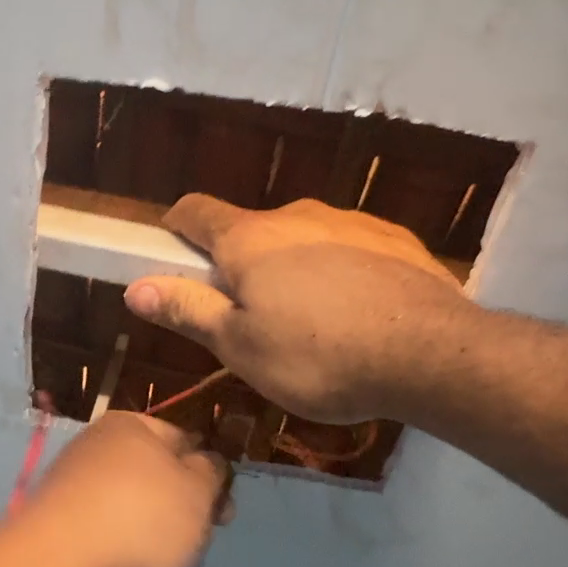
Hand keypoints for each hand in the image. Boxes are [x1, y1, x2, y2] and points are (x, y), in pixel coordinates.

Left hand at [26, 412, 232, 566]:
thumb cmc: (141, 517)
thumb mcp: (198, 487)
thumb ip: (212, 473)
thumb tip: (205, 464)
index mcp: (125, 429)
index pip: (179, 439)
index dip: (208, 472)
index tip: (226, 506)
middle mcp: (97, 461)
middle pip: (160, 491)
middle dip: (184, 524)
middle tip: (199, 542)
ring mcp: (79, 510)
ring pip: (142, 533)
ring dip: (161, 560)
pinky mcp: (69, 554)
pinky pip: (117, 564)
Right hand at [124, 195, 472, 423]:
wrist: (432, 353)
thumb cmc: (319, 356)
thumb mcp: (241, 347)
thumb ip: (189, 311)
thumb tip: (134, 287)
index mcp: (249, 240)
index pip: (196, 211)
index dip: (175, 227)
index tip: (172, 252)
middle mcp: (297, 216)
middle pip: (252, 231)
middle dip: (242, 264)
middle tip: (251, 318)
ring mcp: (351, 221)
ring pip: (304, 240)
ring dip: (294, 269)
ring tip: (314, 324)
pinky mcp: (395, 238)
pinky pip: (350, 249)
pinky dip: (340, 272)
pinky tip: (359, 314)